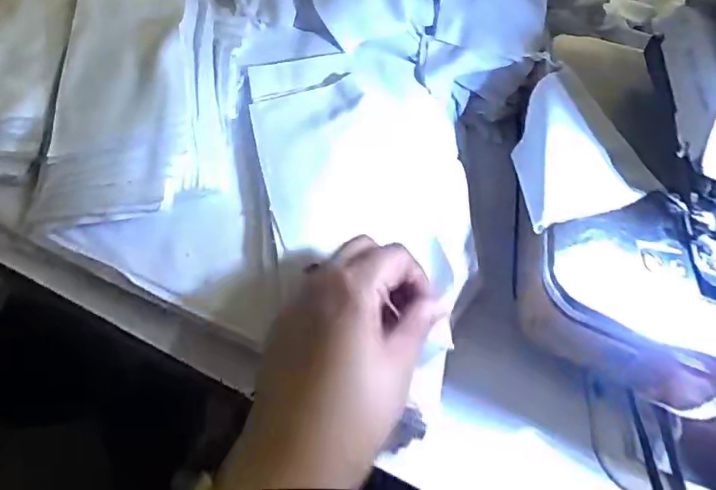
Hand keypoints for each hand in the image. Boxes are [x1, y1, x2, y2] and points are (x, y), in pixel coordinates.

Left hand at [217, 237, 444, 489]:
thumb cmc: (353, 416)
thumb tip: (434, 301)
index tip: (426, 309)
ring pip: (337, 267)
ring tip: (380, 325)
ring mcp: (295, 302)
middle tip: (404, 309)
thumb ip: (417, 322)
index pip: (394, 254)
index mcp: (350, 287)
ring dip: (364, 280)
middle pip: (362, 249)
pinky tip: (349, 339)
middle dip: (389, 269)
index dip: (418, 275)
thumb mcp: (397, 367)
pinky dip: (339, 297)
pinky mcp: (281, 325)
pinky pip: (316, 292)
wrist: (289, 465)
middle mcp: (319, 282)